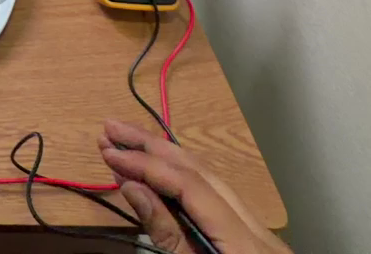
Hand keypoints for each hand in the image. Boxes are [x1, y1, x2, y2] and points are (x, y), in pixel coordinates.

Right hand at [99, 120, 289, 253]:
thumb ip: (168, 237)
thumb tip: (132, 186)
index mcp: (248, 245)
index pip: (190, 186)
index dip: (147, 164)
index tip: (108, 153)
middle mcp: (260, 229)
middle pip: (201, 171)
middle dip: (152, 147)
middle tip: (109, 129)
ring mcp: (262, 234)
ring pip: (210, 178)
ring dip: (163, 156)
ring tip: (125, 141)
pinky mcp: (255, 241)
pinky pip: (215, 195)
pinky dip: (181, 176)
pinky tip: (158, 170)